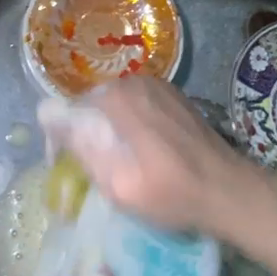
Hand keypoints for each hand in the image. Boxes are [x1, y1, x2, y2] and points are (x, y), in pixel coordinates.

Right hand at [40, 76, 264, 237]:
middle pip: (93, 105)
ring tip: (118, 163)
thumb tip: (46, 112)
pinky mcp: (174, 96)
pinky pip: (138, 105)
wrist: (230, 191)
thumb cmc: (172, 194)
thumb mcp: (117, 183)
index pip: (70, 109)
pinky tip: (143, 153)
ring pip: (115, 105)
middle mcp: (135, 81)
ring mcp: (158, 86)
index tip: (67, 167)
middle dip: (87, 132)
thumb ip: (81, 145)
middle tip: (94, 169)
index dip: (63, 138)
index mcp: (118, 97)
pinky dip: (132, 124)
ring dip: (110, 129)